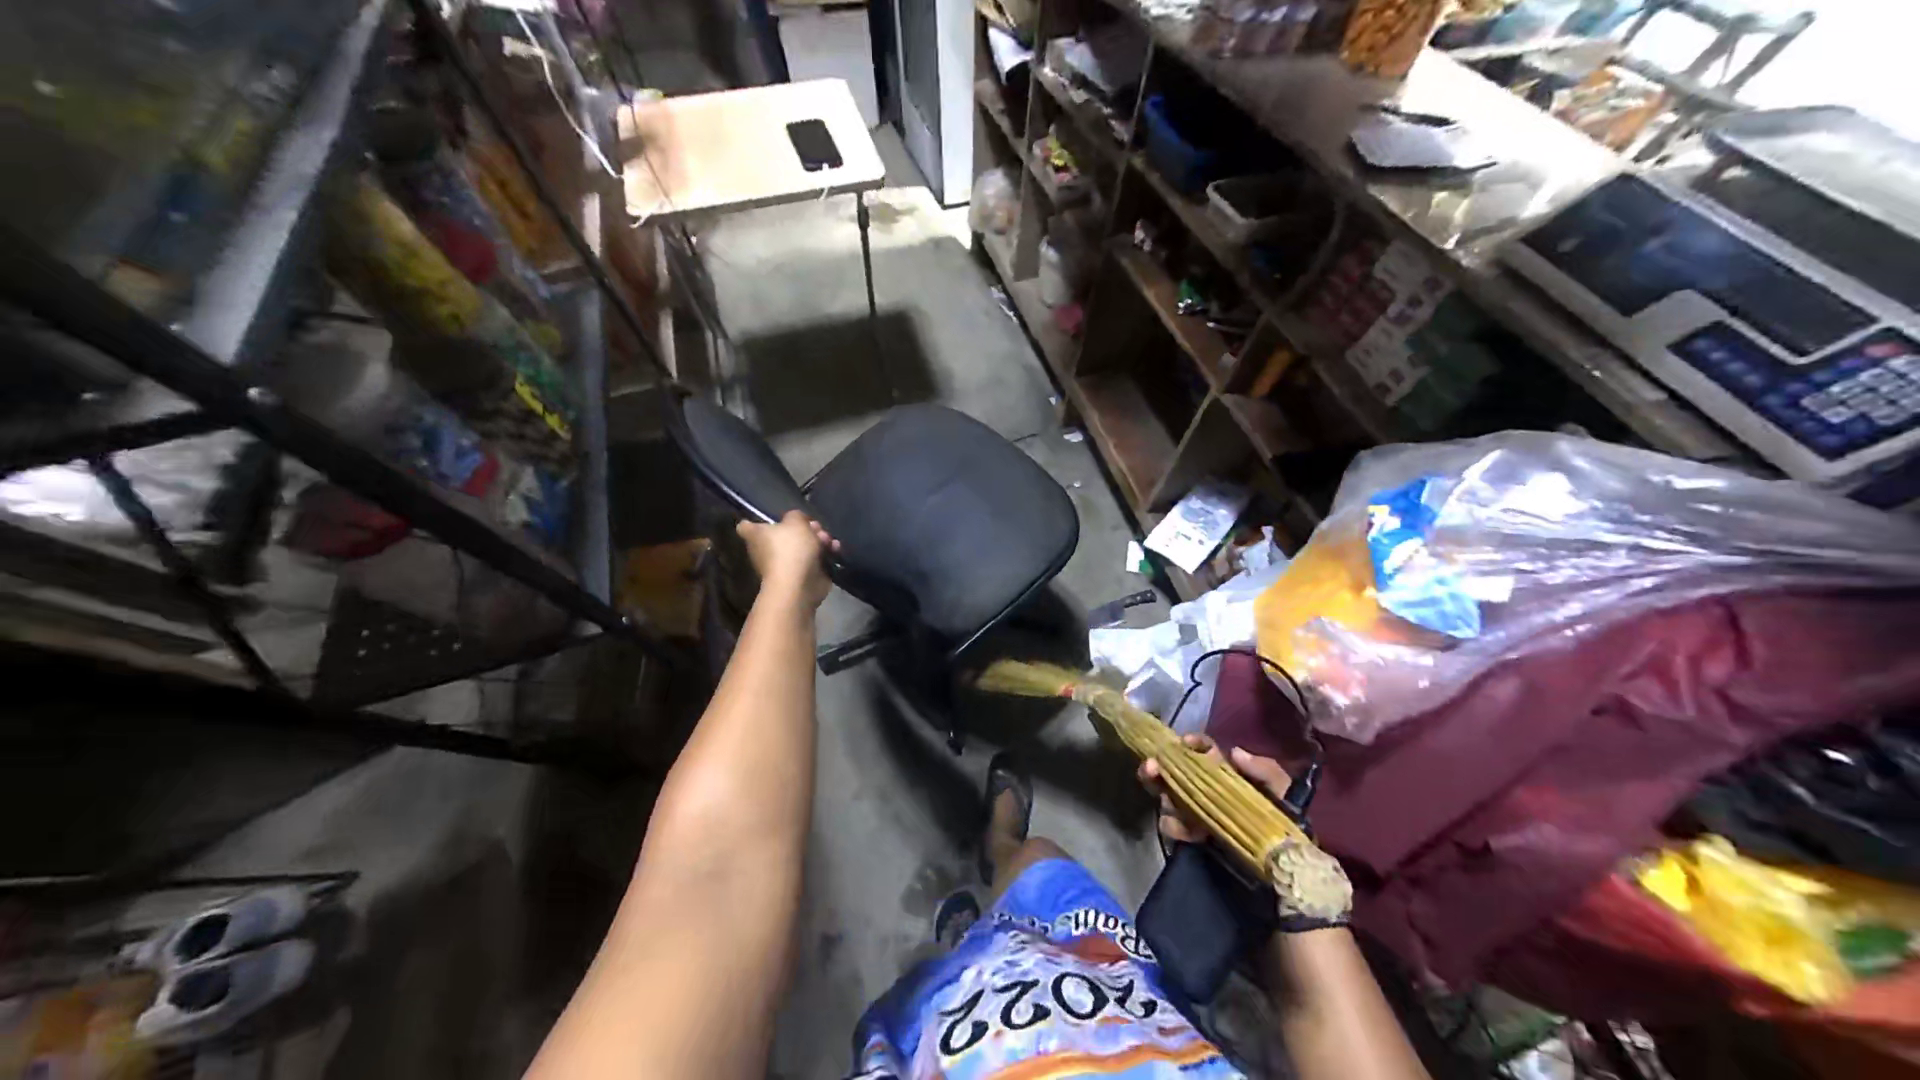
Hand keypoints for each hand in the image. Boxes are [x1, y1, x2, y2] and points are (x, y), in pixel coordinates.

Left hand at [737, 511, 839, 609]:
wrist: (799, 584)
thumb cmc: (790, 549)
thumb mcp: (795, 521)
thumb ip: (795, 515)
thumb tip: (794, 520)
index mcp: (756, 536)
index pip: (745, 526)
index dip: (755, 520)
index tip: (770, 518)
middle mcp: (765, 551)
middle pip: (783, 535)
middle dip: (803, 529)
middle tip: (816, 527)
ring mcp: (783, 565)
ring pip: (801, 547)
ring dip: (818, 540)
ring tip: (827, 539)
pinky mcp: (801, 576)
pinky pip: (813, 560)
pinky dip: (824, 554)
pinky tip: (835, 548)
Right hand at [1137, 734, 1292, 845]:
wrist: (1285, 863)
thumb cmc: (1282, 819)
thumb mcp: (1282, 790)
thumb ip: (1265, 769)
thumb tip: (1234, 752)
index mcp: (1223, 771)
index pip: (1202, 750)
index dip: (1192, 743)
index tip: (1185, 741)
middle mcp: (1204, 786)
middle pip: (1173, 770)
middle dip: (1158, 766)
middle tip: (1150, 767)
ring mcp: (1195, 810)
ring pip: (1167, 796)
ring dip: (1164, 796)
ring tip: (1169, 801)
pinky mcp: (1192, 835)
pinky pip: (1173, 826)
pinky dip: (1174, 825)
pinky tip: (1183, 829)